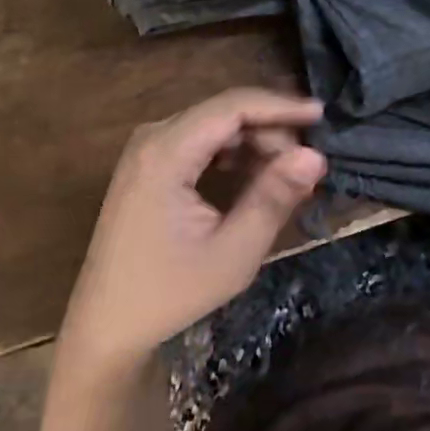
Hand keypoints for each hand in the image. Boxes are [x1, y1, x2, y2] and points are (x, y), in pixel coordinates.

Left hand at [59, 88, 326, 366]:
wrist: (107, 324)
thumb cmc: (169, 293)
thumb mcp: (233, 253)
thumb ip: (274, 198)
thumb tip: (315, 155)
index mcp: (166, 152)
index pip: (233, 106)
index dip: (281, 106)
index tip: (322, 115)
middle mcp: (153, 137)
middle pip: (225, 112)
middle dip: (270, 131)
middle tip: (303, 168)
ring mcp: (148, 148)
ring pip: (215, 124)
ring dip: (254, 143)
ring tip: (285, 178)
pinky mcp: (150, 163)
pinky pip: (200, 141)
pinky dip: (233, 153)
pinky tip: (254, 180)